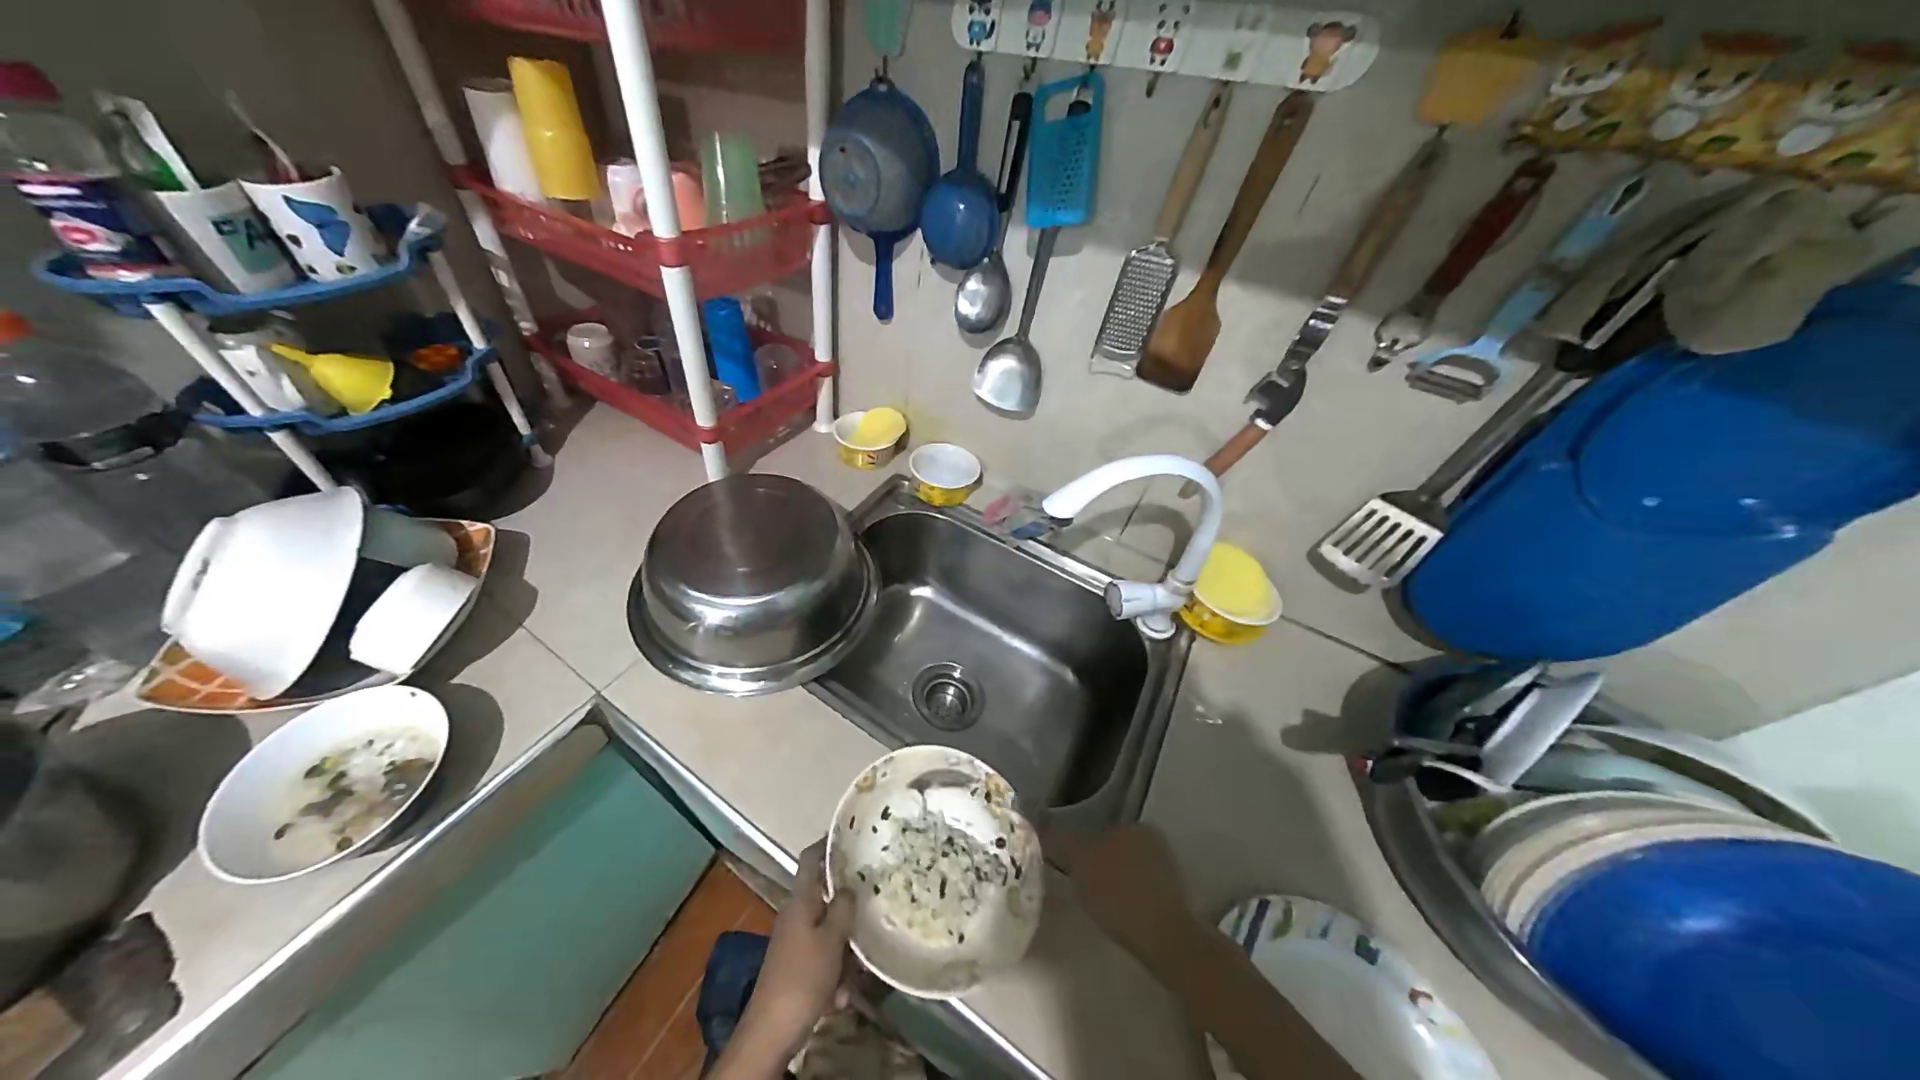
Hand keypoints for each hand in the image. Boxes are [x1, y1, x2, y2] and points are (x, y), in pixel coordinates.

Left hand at [749, 839, 856, 1039]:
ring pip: (828, 930)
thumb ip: (842, 908)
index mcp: (800, 900)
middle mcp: (795, 915)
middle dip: (848, 902)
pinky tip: (842, 996)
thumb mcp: (831, 939)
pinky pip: (824, 959)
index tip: (851, 834)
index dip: (827, 843)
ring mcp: (794, 941)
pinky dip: (835, 974)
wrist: (771, 1030)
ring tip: (862, 966)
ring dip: (845, 947)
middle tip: (875, 896)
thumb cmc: (803, 977)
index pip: (810, 859)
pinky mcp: (797, 966)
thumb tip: (849, 886)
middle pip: (824, 895)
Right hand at [1054, 823, 1199, 967]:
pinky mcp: (1174, 897)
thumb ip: (1060, 839)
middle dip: (1096, 866)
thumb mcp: (1079, 860)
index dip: (1078, 851)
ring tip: (1099, 907)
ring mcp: (1167, 869)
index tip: (1068, 872)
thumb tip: (1044, 827)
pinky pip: (1139, 891)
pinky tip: (1119, 917)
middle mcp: (1153, 840)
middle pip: (1111, 850)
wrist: (1164, 939)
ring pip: (1126, 872)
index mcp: (1133, 825)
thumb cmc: (1118, 893)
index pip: (1096, 831)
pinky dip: (1127, 900)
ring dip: (1111, 884)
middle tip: (1080, 890)